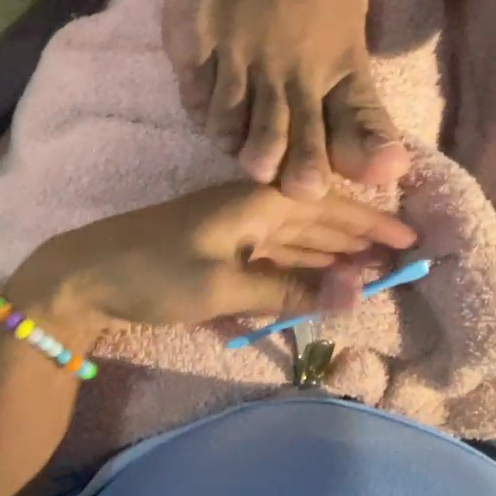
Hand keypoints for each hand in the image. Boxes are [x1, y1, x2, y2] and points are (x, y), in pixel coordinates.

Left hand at [4, 183, 416, 337]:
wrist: (83, 275)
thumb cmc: (152, 272)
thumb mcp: (223, 284)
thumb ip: (289, 289)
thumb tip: (359, 292)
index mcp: (254, 203)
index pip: (328, 206)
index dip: (370, 223)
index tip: (412, 241)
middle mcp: (247, 209)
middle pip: (316, 221)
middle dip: (358, 239)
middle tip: (403, 260)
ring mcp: (229, 231)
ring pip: (294, 241)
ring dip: (331, 257)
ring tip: (370, 275)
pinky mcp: (214, 253)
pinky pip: (269, 258)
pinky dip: (296, 270)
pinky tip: (316, 282)